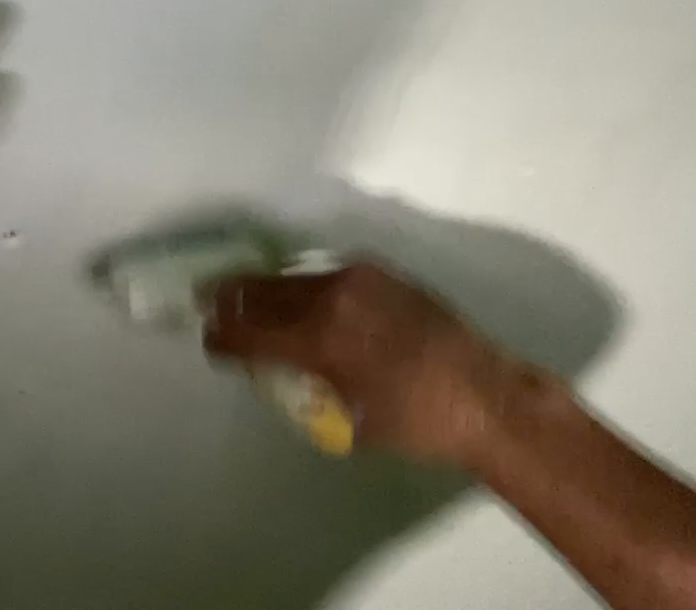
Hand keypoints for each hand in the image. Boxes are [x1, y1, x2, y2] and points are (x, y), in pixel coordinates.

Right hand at [204, 263, 530, 466]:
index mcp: (318, 343)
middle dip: (228, 299)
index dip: (221, 337)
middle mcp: (329, 301)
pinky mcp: (376, 272)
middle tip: (207, 301)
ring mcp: (354, 280)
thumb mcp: (349, 422)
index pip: (248, 334)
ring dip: (263, 288)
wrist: (488, 396)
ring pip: (290, 278)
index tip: (207, 338)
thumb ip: (306, 389)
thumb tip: (279, 372)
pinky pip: (324, 273)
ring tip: (243, 292)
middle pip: (260, 293)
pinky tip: (298, 293)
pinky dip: (302, 284)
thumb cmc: (418, 424)